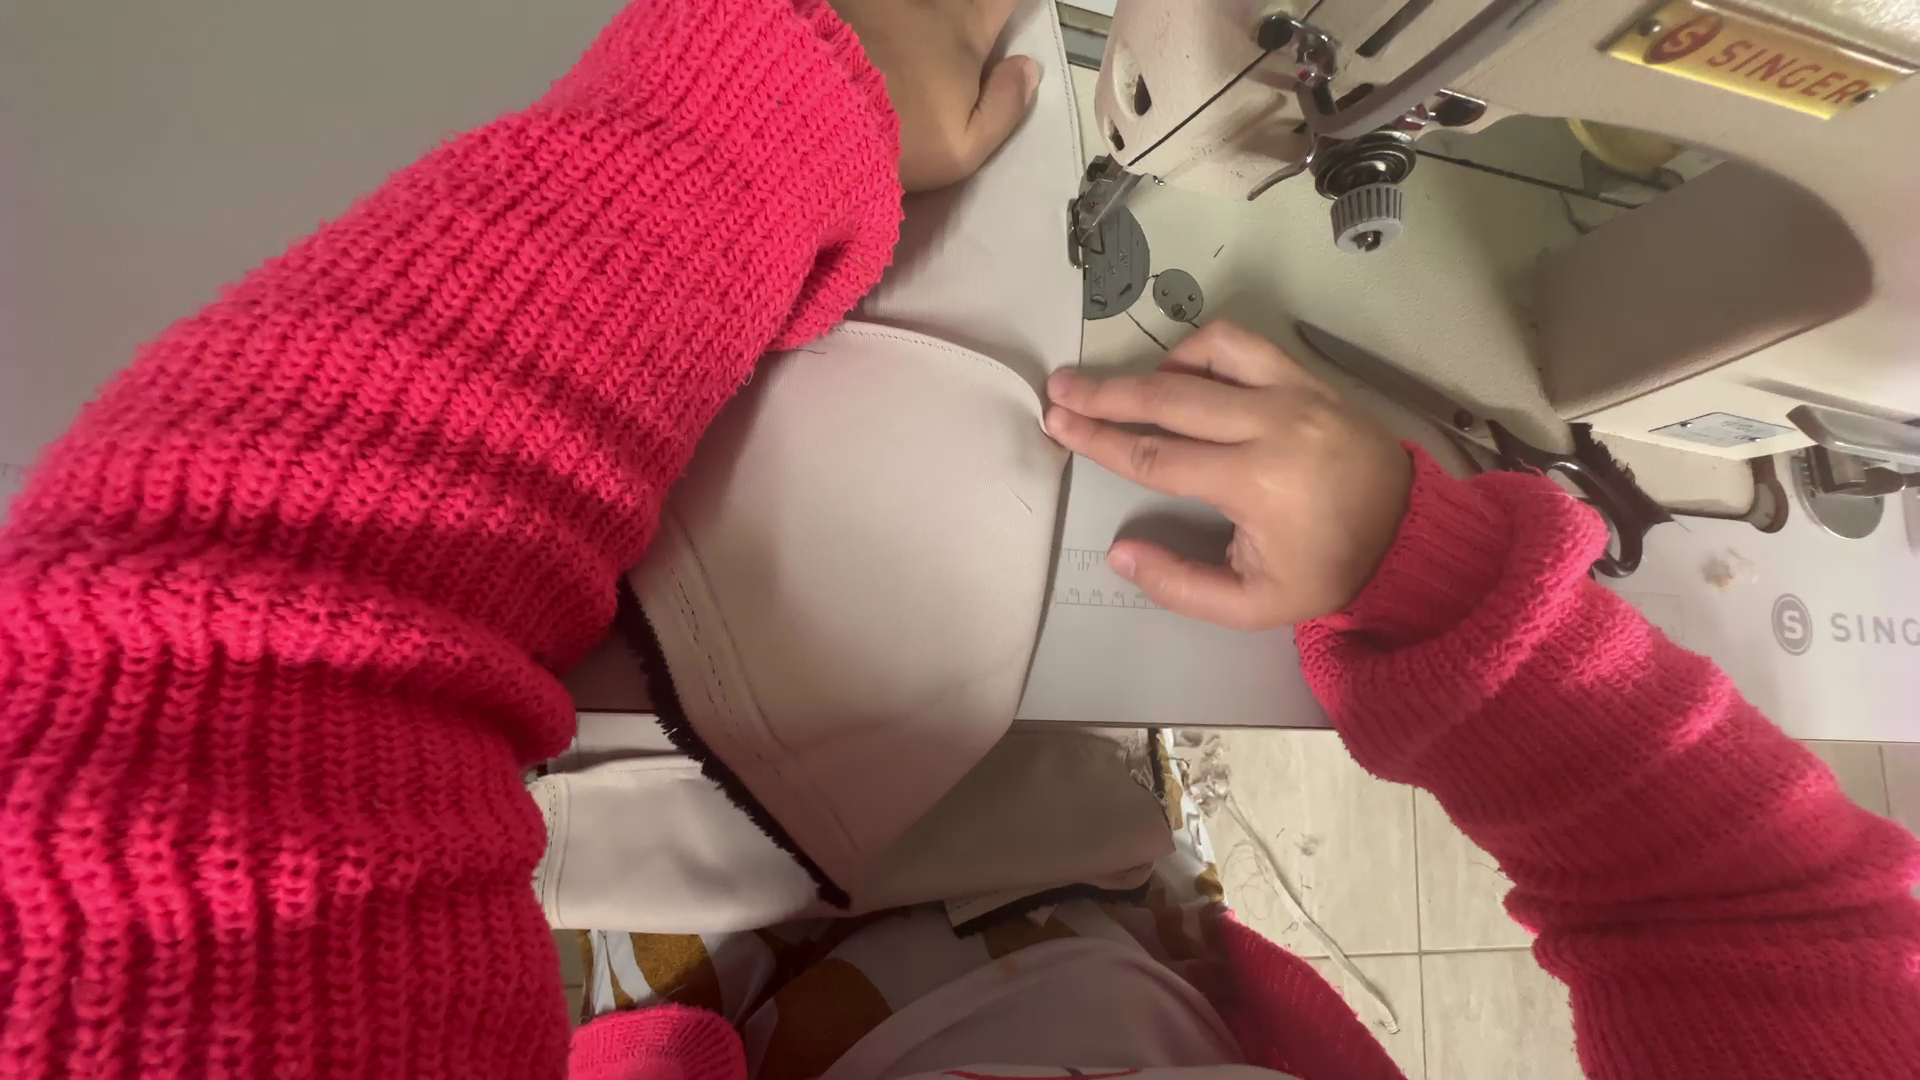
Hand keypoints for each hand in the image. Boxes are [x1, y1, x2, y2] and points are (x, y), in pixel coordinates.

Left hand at [831, 0, 1039, 191]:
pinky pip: (875, 11)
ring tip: (914, 45)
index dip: (1013, 2)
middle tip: (961, 30)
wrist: (819, 116)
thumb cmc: (902, 138)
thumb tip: (1028, 69)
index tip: (1013, 10)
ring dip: (918, 17)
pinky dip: (879, 20)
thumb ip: (1004, 109)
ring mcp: (883, 1)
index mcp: (965, 31)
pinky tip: (874, 40)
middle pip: (959, 1)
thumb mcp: (965, 147)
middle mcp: (929, 2)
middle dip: (964, 12)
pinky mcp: (847, 8)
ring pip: (914, 7)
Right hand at [1043, 321, 1413, 629]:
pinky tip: (1183, 374)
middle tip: (1060, 387)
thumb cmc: (1324, 571)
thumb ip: (1179, 585)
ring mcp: (1295, 392)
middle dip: (1104, 393)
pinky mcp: (1310, 378)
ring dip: (1153, 366)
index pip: (1154, 456)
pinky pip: (1244, 345)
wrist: (1411, 535)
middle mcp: (1271, 425)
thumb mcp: (1250, 605)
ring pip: (1206, 354)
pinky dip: (1201, 350)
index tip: (1058, 423)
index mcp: (1255, 483)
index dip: (1098, 439)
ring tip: (1125, 388)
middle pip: (1167, 397)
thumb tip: (1119, 551)